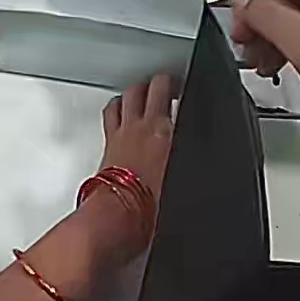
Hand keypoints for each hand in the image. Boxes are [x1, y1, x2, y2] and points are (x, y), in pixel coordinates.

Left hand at [86, 73, 176, 264]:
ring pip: (125, 97)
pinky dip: (116, 109)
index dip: (178, 85)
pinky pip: (111, 115)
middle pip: (146, 88)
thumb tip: (192, 155)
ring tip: (141, 95)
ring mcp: (121, 132)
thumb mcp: (183, 178)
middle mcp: (142, 126)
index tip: (184, 87)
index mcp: (165, 131)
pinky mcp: (107, 143)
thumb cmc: (151, 205)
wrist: (120, 216)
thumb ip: (187, 157)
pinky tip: (119, 113)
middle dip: (157, 83)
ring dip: (134, 93)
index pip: (170, 91)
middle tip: (165, 87)